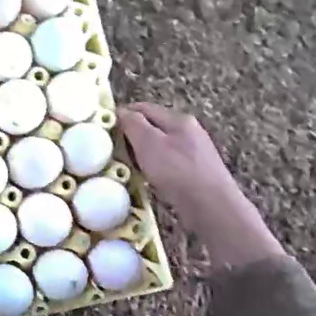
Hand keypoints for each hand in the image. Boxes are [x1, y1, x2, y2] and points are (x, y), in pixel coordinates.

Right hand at [117, 102, 235, 213]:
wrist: (211, 207)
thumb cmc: (177, 172)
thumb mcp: (148, 143)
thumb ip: (132, 123)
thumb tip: (120, 111)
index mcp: (178, 119)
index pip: (143, 108)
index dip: (122, 115)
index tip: (104, 130)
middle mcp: (189, 131)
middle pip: (152, 126)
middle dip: (131, 136)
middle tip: (113, 150)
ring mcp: (194, 151)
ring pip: (159, 146)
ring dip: (141, 153)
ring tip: (127, 166)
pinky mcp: (196, 172)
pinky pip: (167, 163)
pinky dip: (153, 167)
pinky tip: (148, 179)